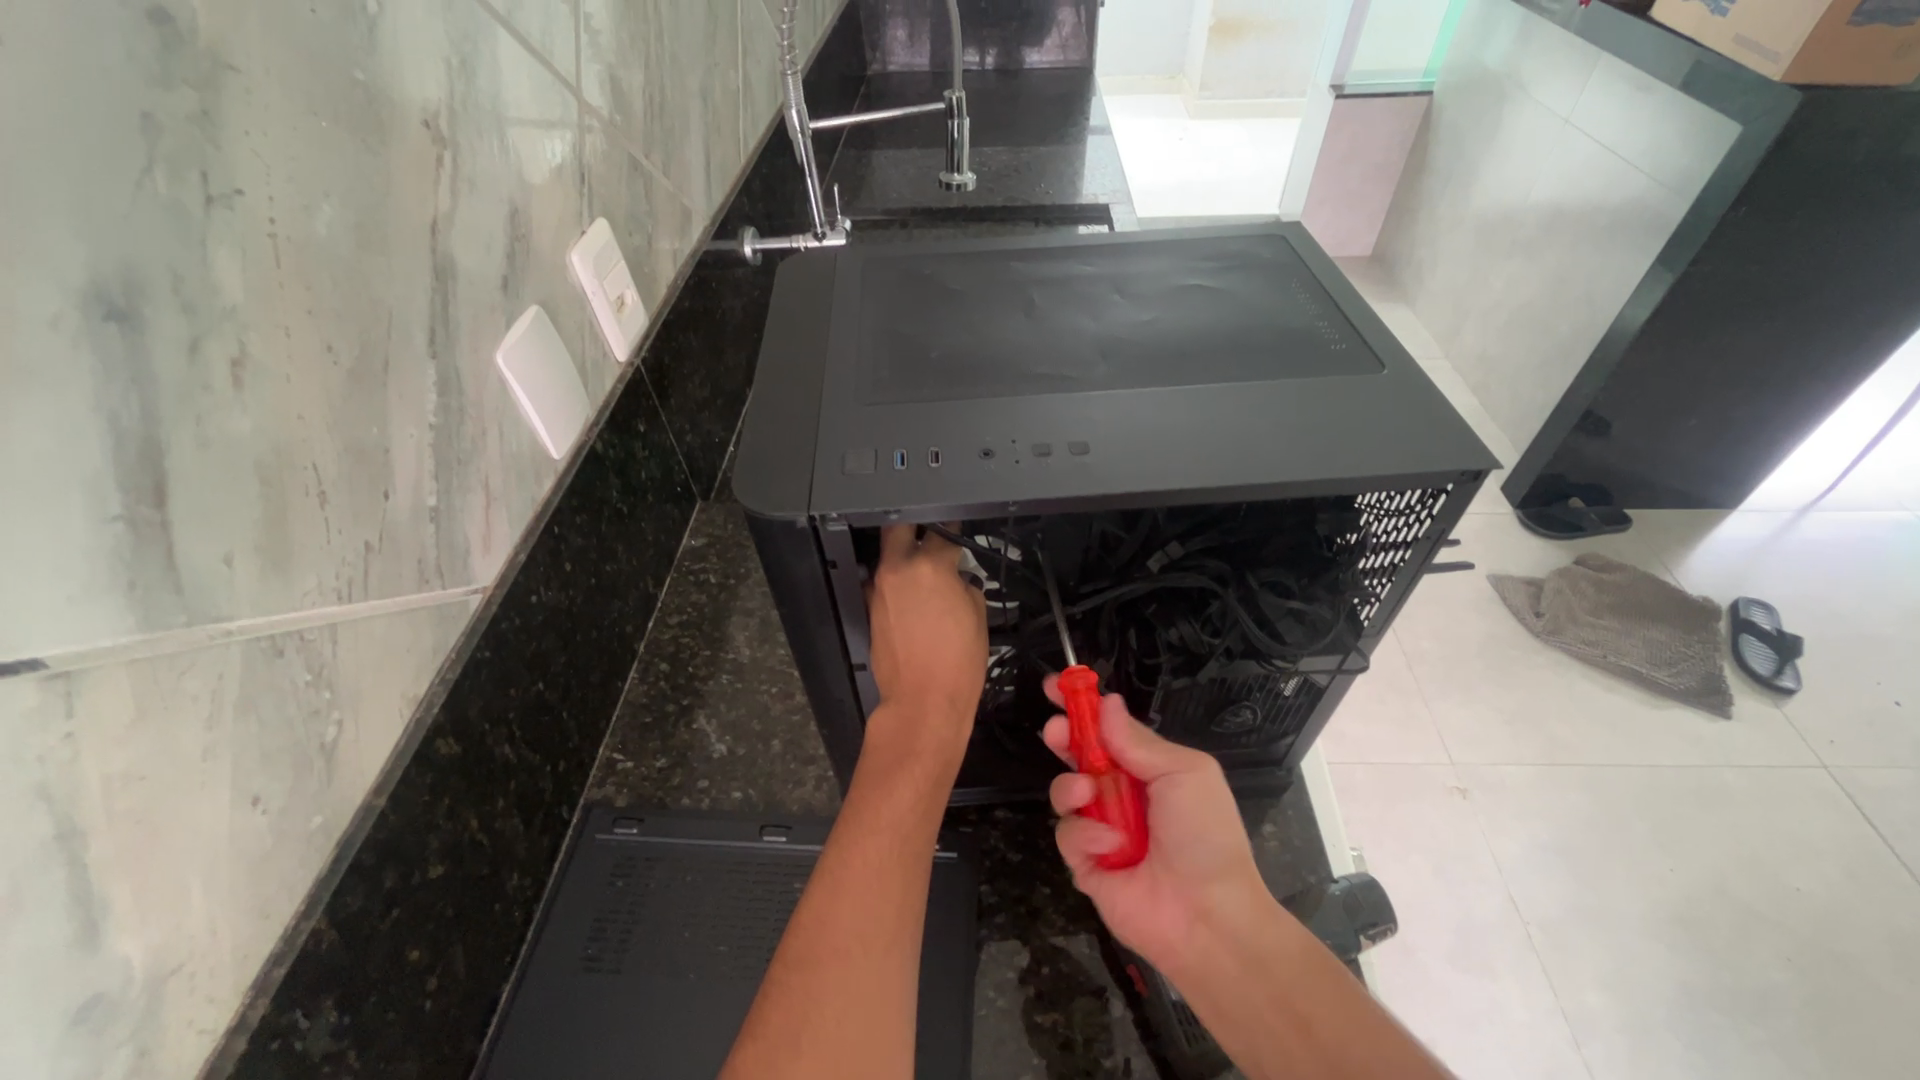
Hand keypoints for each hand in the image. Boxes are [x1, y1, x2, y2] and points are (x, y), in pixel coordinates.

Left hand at [864, 525, 988, 757]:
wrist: (924, 700)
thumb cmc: (957, 662)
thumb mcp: (977, 615)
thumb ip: (965, 586)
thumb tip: (958, 580)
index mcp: (931, 566)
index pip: (943, 533)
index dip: (953, 530)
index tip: (957, 531)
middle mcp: (899, 570)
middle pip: (899, 528)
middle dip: (915, 526)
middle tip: (929, 532)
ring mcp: (879, 590)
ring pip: (887, 557)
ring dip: (902, 556)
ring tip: (921, 567)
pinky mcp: (870, 610)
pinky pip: (882, 585)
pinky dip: (895, 584)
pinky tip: (911, 596)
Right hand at [1042, 680, 1271, 972]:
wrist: (1208, 914)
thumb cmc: (1205, 835)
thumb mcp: (1184, 773)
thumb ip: (1139, 740)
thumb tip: (1107, 702)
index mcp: (1148, 769)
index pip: (1108, 730)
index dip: (1082, 707)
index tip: (1057, 685)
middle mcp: (1122, 795)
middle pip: (1078, 755)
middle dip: (1063, 737)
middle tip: (1057, 731)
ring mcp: (1102, 829)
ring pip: (1064, 792)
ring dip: (1071, 786)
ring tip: (1088, 794)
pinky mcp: (1086, 864)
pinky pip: (1067, 836)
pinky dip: (1085, 835)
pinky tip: (1111, 846)